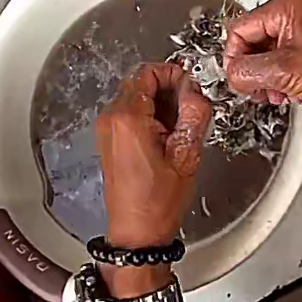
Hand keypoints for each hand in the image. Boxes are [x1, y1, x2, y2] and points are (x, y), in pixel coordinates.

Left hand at [95, 63, 211, 248]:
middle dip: (167, 89)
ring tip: (178, 127)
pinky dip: (148, 116)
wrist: (136, 229)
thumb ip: (194, 113)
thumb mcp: (187, 153)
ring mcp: (106, 128)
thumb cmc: (157, 200)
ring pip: (135, 97)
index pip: (147, 72)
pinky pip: (129, 113)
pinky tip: (164, 137)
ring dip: (159, 103)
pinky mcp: (108, 138)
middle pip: (140, 82)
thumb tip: (195, 88)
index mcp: (128, 117)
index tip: (191, 86)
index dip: (173, 74)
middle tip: (189, 108)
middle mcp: (111, 117)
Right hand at [221, 0, 301, 119]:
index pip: (239, 29)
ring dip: (265, 76)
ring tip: (276, 92)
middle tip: (257, 87)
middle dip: (252, 69)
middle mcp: (295, 12)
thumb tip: (231, 73)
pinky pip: (281, 60)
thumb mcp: (286, 72)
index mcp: (287, 6)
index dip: (235, 57)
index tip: (238, 77)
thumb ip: (248, 71)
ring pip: (265, 53)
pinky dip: (279, 77)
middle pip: (251, 41)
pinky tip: (289, 90)